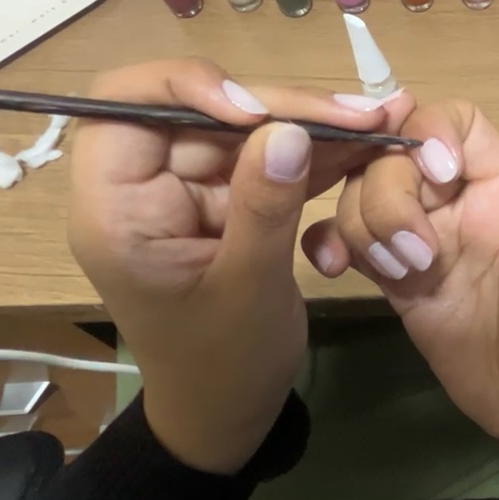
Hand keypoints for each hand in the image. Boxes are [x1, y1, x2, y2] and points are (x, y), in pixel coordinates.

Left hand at [69, 59, 413, 473]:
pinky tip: (366, 146)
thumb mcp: (249, 288)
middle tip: (365, 115)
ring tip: (380, 124)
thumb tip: (287, 130)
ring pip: (249, 133)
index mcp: (118, 206)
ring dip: (315, 126)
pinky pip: (271, 163)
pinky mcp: (229, 204)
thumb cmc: (224, 363)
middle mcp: (148, 185)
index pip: (128, 106)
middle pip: (208, 113)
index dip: (191, 88)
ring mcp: (191, 193)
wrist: (229, 411)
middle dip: (286, 109)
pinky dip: (318, 155)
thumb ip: (265, 206)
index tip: (261, 112)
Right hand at [301, 103, 498, 485]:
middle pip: (395, 154)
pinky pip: (348, 239)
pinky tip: (339, 270)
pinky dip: (329, 241)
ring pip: (363, 192)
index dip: (431, 133)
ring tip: (396, 275)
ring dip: (362, 222)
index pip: (458, 124)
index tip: (435, 181)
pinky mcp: (394, 279)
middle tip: (415, 257)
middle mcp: (459, 206)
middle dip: (389, 193)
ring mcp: (422, 241)